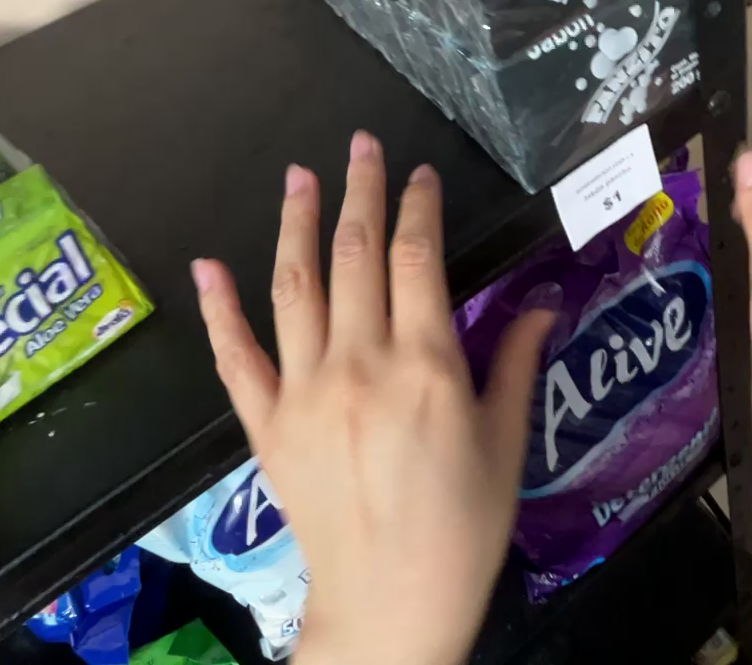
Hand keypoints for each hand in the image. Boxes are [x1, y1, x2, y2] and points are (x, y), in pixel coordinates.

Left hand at [193, 132, 554, 664]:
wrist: (390, 607)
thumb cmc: (464, 522)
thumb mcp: (506, 438)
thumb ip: (517, 358)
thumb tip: (543, 298)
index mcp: (426, 364)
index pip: (417, 258)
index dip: (418, 206)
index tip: (420, 175)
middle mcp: (360, 363)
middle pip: (356, 254)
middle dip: (361, 190)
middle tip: (361, 144)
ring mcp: (304, 391)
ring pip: (294, 287)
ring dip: (296, 224)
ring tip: (299, 176)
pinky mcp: (266, 425)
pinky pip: (236, 359)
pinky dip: (219, 310)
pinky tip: (208, 266)